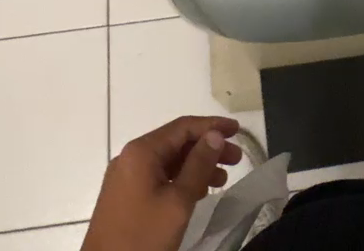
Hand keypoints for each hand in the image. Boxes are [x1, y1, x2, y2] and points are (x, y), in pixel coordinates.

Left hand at [80, 116, 243, 250]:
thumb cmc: (142, 237)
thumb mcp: (177, 202)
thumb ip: (198, 165)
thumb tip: (215, 135)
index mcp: (141, 151)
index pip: (183, 127)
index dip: (212, 126)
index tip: (237, 131)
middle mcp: (131, 157)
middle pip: (176, 142)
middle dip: (207, 148)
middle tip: (236, 159)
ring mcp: (126, 177)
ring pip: (168, 161)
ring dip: (196, 165)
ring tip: (223, 179)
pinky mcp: (125, 196)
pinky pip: (158, 177)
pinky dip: (181, 179)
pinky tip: (199, 191)